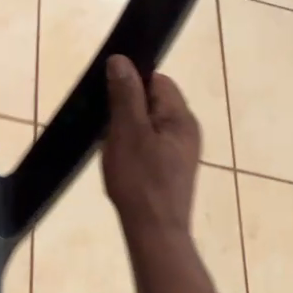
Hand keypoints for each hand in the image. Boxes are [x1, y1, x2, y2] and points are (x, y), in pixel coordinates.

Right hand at [100, 55, 200, 237]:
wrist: (154, 232)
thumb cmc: (140, 180)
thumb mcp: (127, 132)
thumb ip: (125, 95)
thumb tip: (121, 59)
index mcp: (181, 117)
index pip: (157, 80)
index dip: (131, 83)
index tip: (108, 97)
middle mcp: (187, 130)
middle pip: (153, 101)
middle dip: (126, 107)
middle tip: (105, 124)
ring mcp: (181, 151)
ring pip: (149, 123)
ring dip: (127, 128)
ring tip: (109, 144)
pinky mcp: (171, 168)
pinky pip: (149, 143)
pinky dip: (132, 146)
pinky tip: (119, 161)